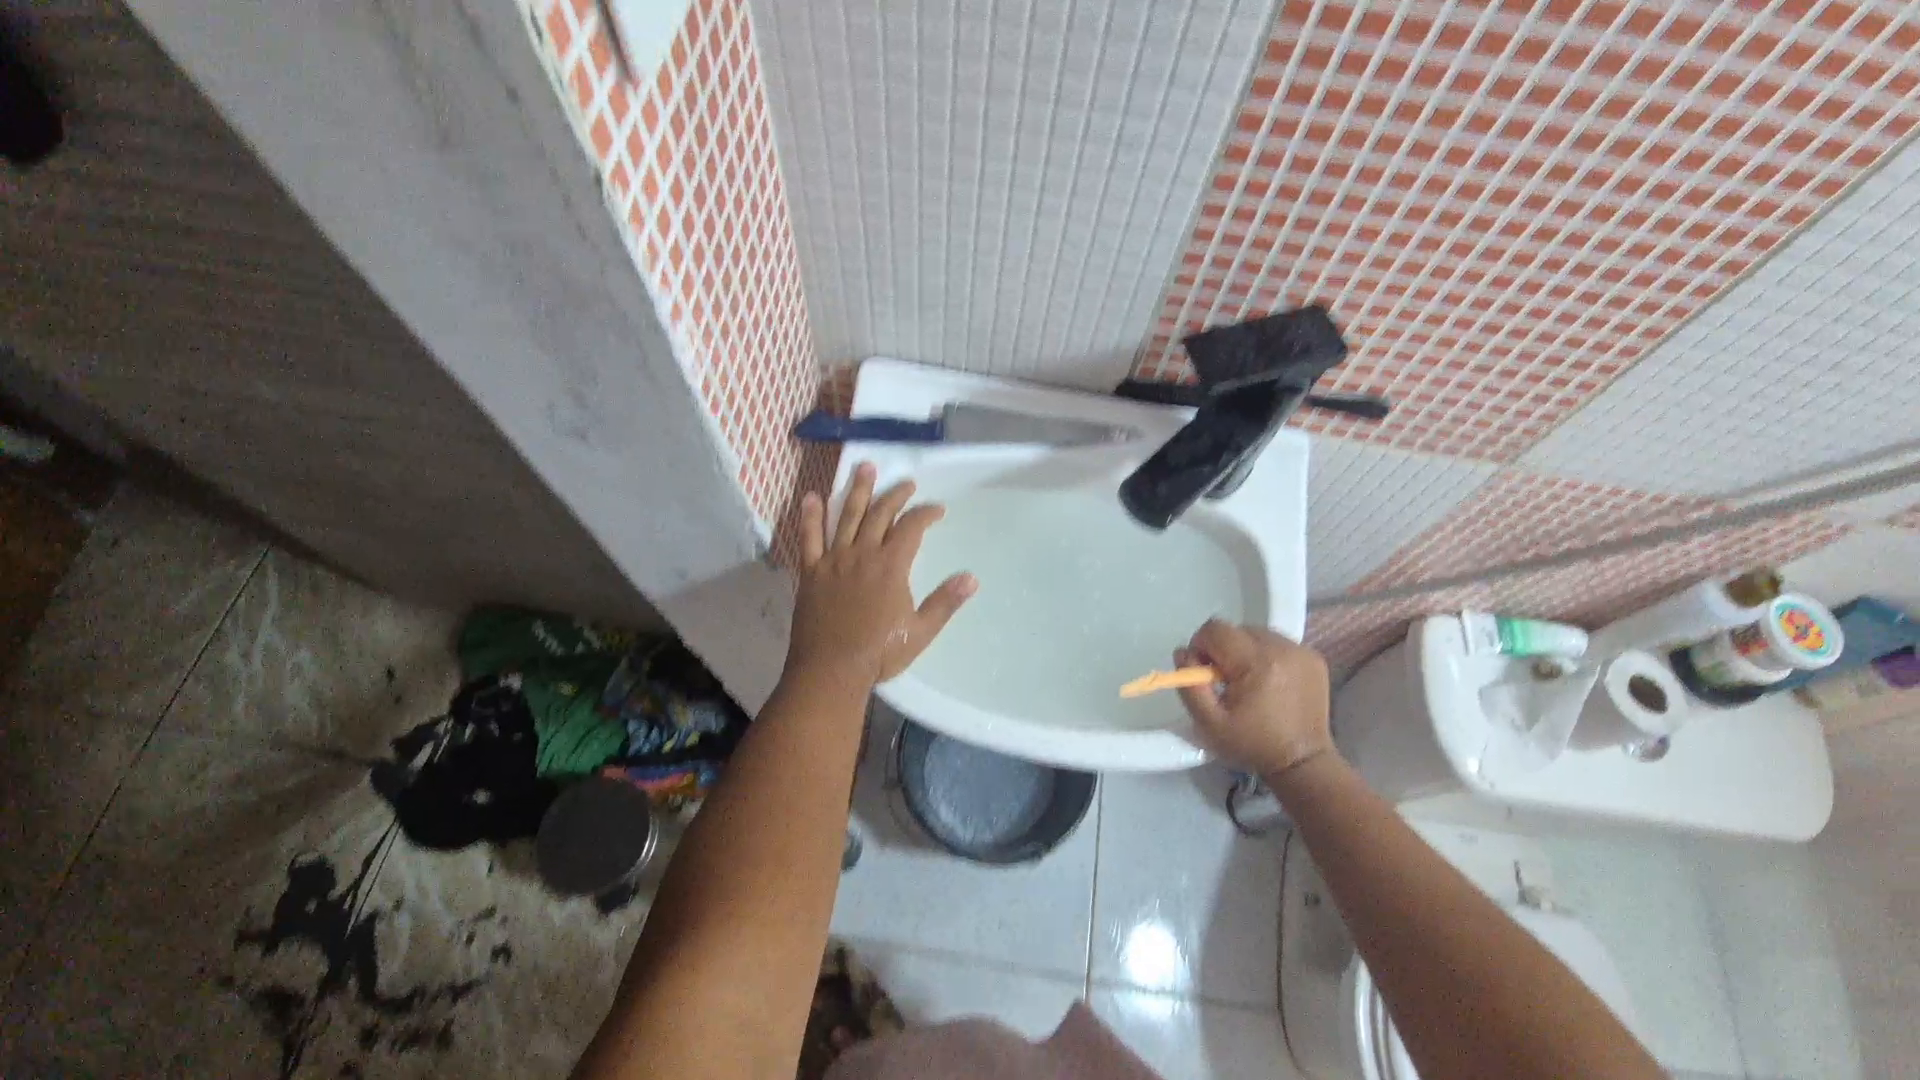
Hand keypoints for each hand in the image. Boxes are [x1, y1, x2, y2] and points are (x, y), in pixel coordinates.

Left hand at [787, 463, 977, 687]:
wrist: (831, 668)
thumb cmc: (879, 653)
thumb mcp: (920, 631)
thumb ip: (945, 602)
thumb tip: (971, 578)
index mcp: (891, 566)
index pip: (912, 527)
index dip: (926, 513)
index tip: (937, 509)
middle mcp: (863, 554)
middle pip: (880, 514)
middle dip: (895, 495)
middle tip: (906, 483)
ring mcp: (834, 560)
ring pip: (847, 517)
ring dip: (858, 491)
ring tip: (865, 468)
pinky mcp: (811, 572)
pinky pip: (809, 537)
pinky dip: (810, 516)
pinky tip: (812, 497)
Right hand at [1175, 619, 1332, 776]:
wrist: (1303, 762)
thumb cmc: (1252, 744)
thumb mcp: (1209, 723)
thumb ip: (1189, 685)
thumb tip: (1183, 653)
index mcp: (1256, 663)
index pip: (1216, 629)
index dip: (1202, 646)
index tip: (1206, 672)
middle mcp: (1282, 648)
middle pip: (1237, 629)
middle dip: (1225, 649)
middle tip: (1226, 679)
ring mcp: (1302, 651)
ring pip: (1258, 634)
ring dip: (1246, 651)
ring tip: (1249, 681)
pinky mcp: (1314, 657)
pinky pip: (1278, 643)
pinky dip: (1268, 656)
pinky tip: (1270, 681)